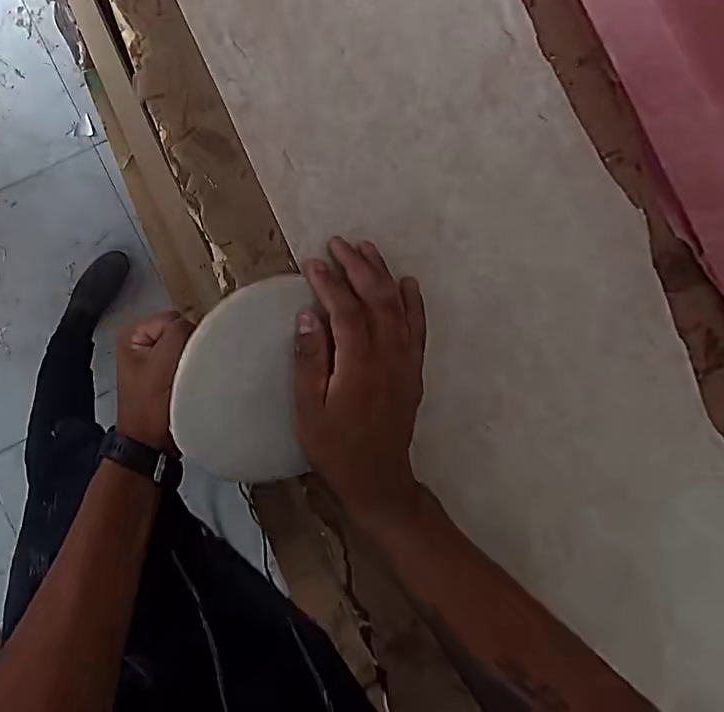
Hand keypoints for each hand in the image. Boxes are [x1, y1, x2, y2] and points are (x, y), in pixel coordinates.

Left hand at [116, 311, 191, 451]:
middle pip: (181, 330)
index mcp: (132, 334)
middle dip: (190, 346)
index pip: (174, 318)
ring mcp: (154, 359)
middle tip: (190, 368)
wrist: (152, 447)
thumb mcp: (161, 363)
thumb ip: (178, 332)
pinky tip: (192, 381)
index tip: (187, 357)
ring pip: (187, 346)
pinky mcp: (167, 374)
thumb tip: (198, 323)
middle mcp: (141, 342)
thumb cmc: (150, 407)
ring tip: (191, 377)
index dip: (186, 335)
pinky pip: (188, 360)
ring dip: (193, 358)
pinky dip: (193, 369)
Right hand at [294, 237, 426, 528]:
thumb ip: (309, 359)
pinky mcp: (414, 368)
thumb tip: (307, 315)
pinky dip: (413, 301)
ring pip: (398, 305)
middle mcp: (387, 355)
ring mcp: (405, 360)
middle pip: (376, 298)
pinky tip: (407, 282)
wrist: (378, 479)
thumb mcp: (308, 409)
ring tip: (367, 249)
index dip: (329, 282)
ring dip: (382, 274)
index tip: (313, 263)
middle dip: (357, 266)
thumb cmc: (335, 447)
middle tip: (338, 244)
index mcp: (359, 364)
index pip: (345, 309)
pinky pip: (417, 326)